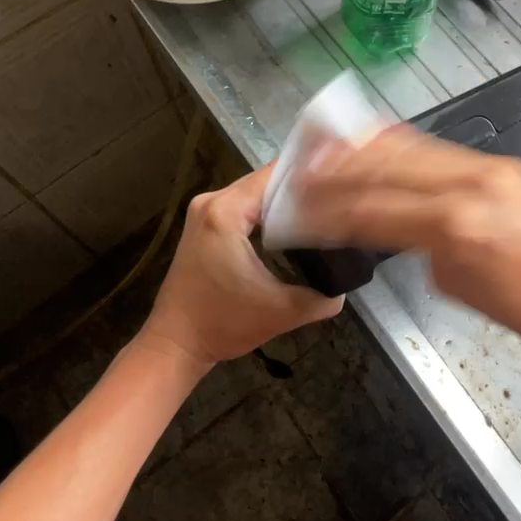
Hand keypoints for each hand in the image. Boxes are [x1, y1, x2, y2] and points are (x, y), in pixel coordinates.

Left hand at [141, 164, 343, 368]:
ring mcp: (204, 212)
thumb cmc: (222, 324)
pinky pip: (243, 205)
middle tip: (335, 199)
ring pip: (254, 192)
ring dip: (283, 200)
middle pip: (264, 180)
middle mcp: (212, 202)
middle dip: (299, 188)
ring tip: (320, 210)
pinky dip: (266, 211)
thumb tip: (345, 287)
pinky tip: (291, 225)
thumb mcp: (280, 312)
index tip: (339, 186)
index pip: (274, 175)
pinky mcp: (204, 225)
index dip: (309, 178)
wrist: (175, 345)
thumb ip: (321, 299)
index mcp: (226, 212)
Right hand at [292, 127, 520, 359]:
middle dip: (340, 168)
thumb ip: (424, 250)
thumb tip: (405, 228)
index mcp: (454, 224)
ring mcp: (491, 169)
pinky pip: (444, 150)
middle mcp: (470, 185)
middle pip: (389, 167)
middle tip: (305, 166)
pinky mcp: (506, 167)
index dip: (332, 207)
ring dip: (369, 147)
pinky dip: (408, 146)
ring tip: (331, 141)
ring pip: (416, 149)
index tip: (303, 204)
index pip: (375, 209)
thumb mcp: (459, 289)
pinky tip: (387, 140)